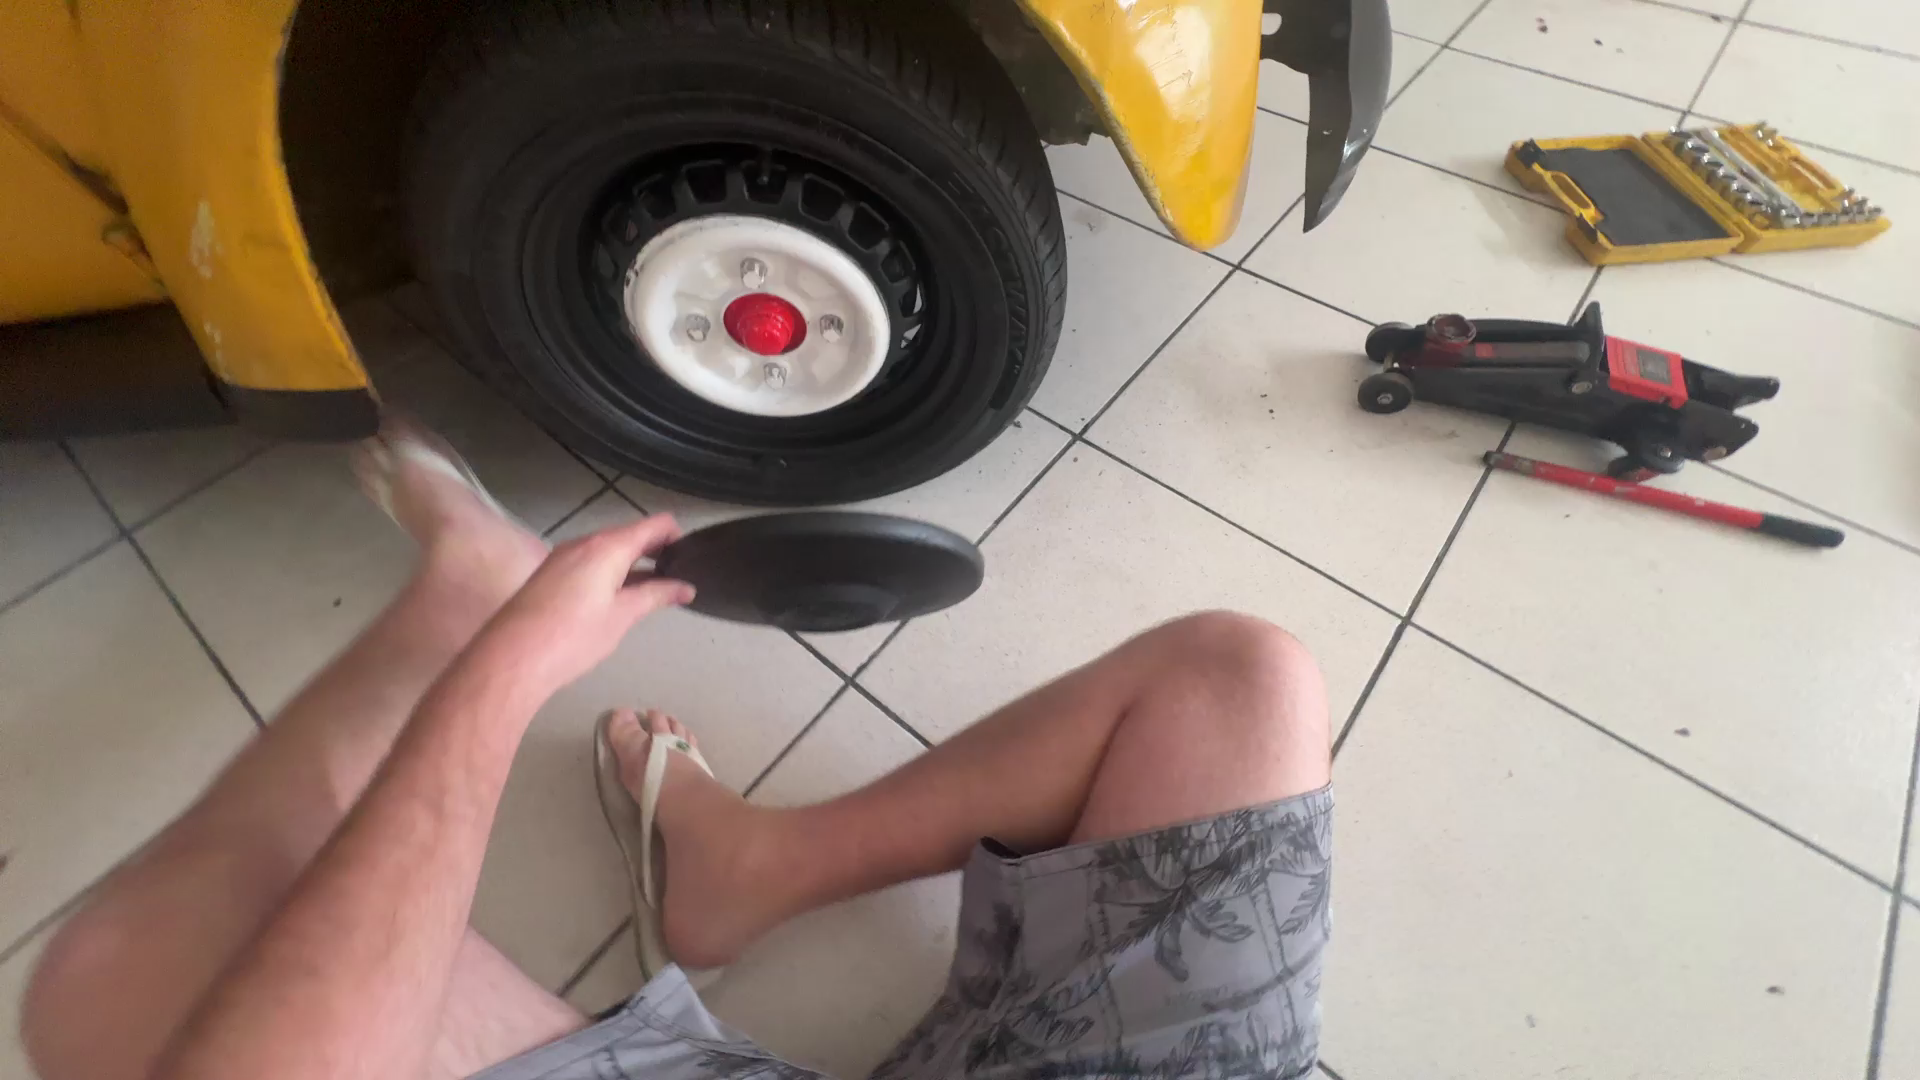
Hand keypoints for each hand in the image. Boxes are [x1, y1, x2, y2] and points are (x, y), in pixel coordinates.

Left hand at [479, 514, 692, 690]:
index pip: (655, 524)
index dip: (678, 537)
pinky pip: (591, 561)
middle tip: (678, 578)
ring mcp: (563, 556)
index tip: (690, 560)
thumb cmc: (573, 636)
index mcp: (608, 546)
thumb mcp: (623, 615)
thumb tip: (686, 588)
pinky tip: (620, 597)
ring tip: (654, 591)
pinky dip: (611, 571)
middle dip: (657, 552)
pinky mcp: (550, 573)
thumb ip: (657, 595)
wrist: (510, 660)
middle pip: (632, 534)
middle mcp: (584, 542)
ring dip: (634, 563)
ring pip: (610, 549)